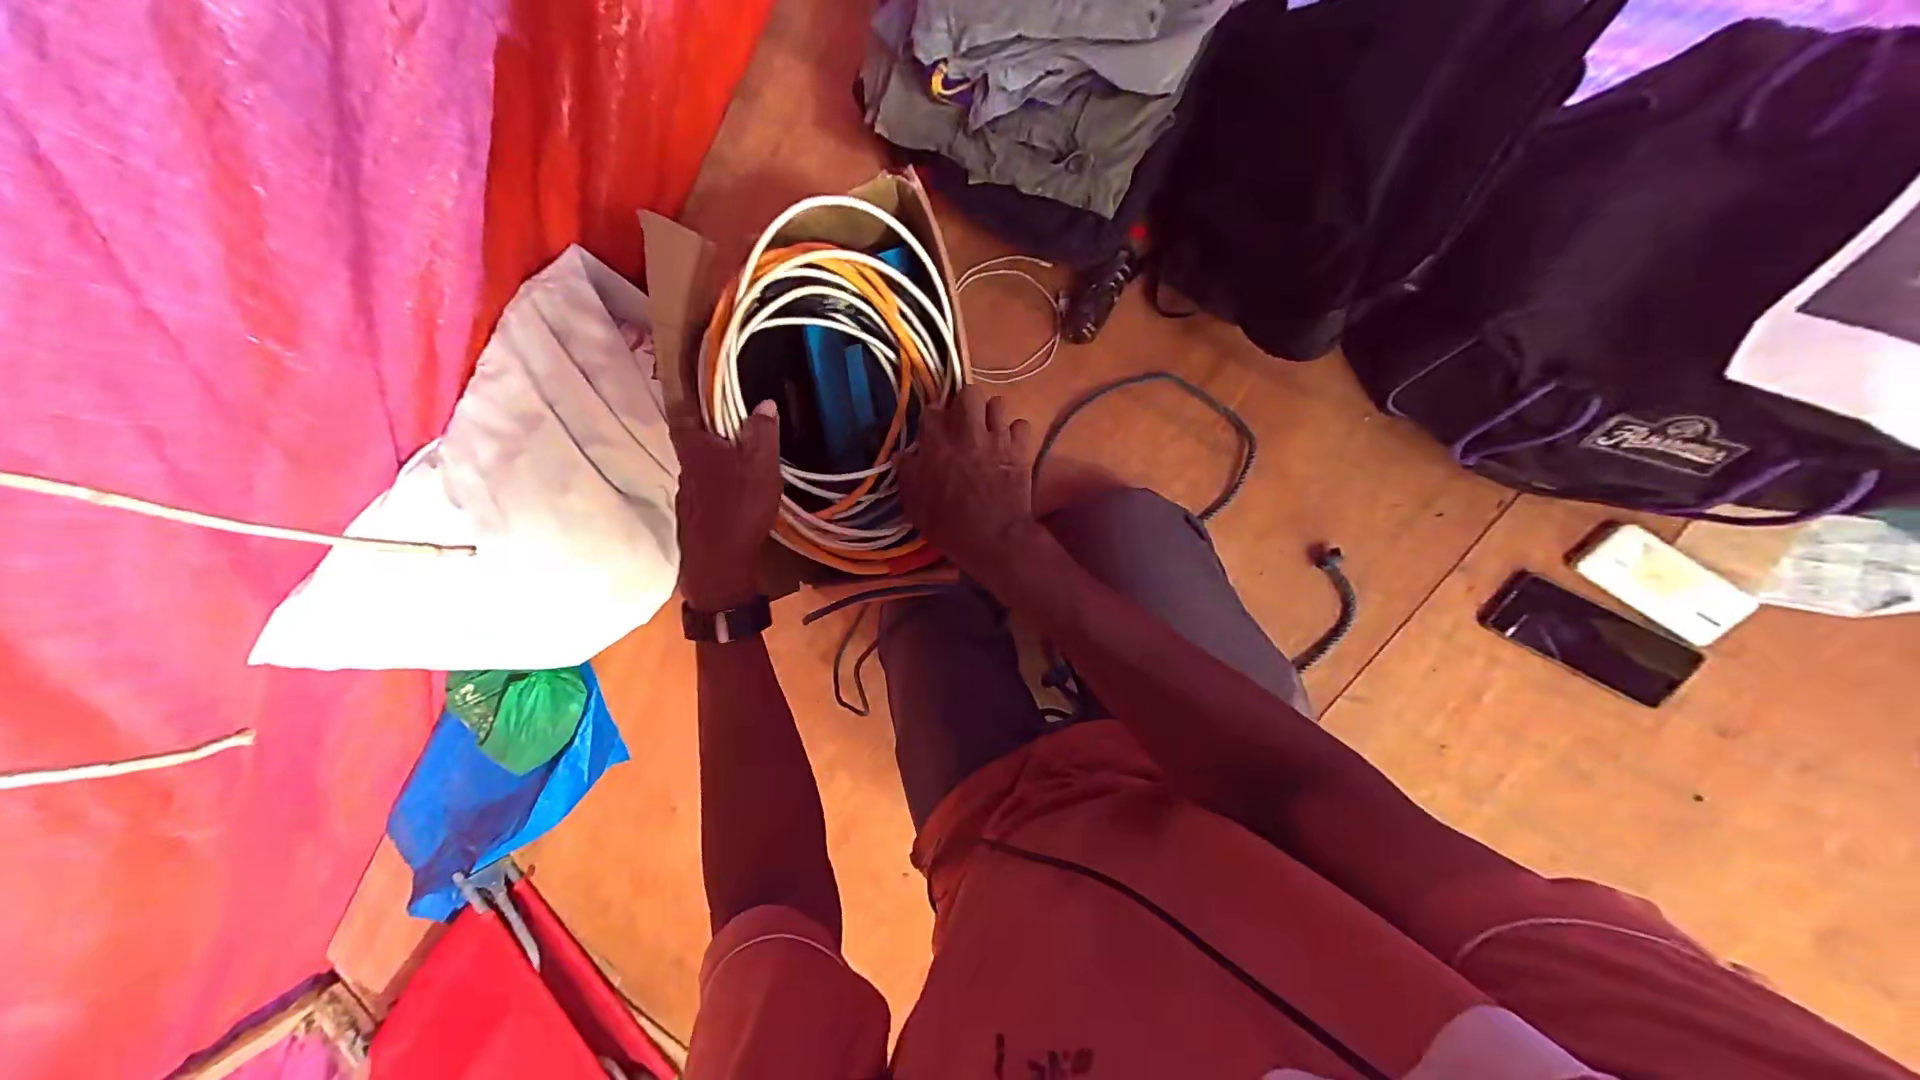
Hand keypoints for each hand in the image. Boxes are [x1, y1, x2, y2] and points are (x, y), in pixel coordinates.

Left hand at [671, 400, 781, 610]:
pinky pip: (709, 492)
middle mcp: (683, 467)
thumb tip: (764, 403)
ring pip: (704, 468)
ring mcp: (686, 495)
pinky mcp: (694, 518)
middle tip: (743, 431)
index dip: (694, 398)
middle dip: (716, 434)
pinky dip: (723, 488)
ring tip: (747, 467)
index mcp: (693, 446)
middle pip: (696, 440)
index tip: (710, 390)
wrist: (719, 565)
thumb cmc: (739, 506)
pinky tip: (741, 498)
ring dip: (721, 464)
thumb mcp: (761, 463)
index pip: (684, 410)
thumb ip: (762, 432)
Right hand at [897, 386, 1041, 587]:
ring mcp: (997, 438)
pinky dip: (1016, 434)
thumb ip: (907, 474)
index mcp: (936, 442)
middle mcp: (967, 432)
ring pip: (998, 403)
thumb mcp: (915, 505)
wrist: (993, 537)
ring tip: (988, 430)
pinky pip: (1021, 425)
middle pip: (969, 393)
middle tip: (963, 422)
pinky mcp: (1020, 450)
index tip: (933, 432)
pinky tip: (1009, 446)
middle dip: (965, 403)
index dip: (933, 418)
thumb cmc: (948, 525)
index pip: (931, 409)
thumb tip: (904, 455)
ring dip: (991, 414)